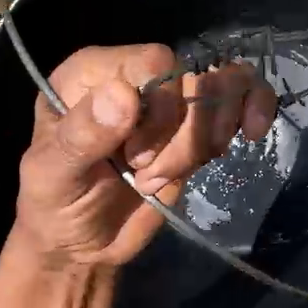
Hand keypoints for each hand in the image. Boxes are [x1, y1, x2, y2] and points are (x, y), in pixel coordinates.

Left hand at [8, 44, 277, 270]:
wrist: (83, 245)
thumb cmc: (55, 205)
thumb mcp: (51, 176)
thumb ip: (82, 136)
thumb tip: (124, 94)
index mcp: (94, 72)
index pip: (155, 62)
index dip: (161, 108)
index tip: (133, 155)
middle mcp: (136, 75)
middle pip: (194, 79)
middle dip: (182, 137)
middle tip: (144, 174)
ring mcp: (172, 99)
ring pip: (222, 89)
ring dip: (207, 139)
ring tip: (169, 175)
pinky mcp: (200, 124)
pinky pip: (244, 92)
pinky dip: (255, 107)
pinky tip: (252, 132)